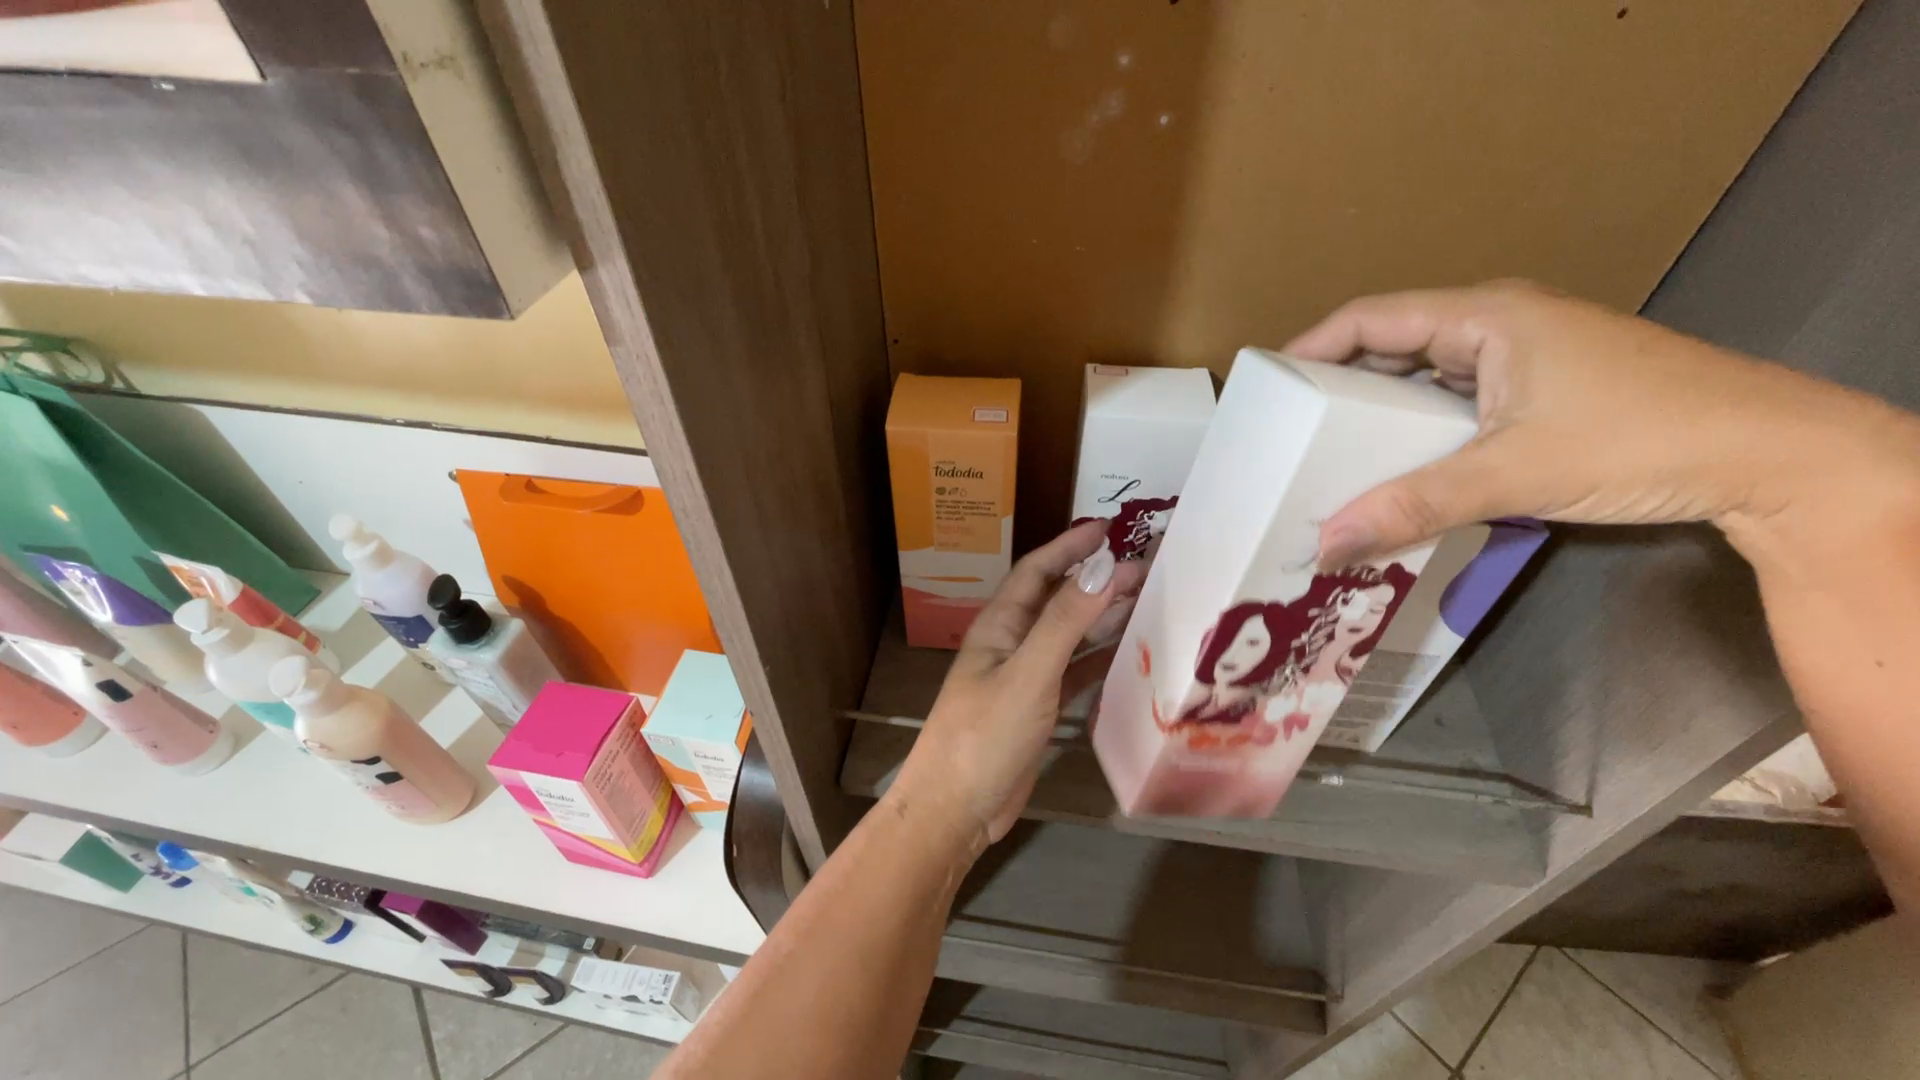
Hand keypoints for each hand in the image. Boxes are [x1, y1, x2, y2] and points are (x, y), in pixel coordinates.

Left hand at [889, 520, 1146, 852]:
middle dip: (1095, 581)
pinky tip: (1129, 656)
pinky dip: (1099, 661)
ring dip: (1101, 618)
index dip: (1069, 548)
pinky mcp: (1036, 710)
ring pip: (1067, 637)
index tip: (1109, 529)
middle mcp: (1011, 645)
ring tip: (1147, 602)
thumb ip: (1063, 623)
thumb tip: (1102, 568)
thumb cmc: (984, 735)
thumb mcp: (1027, 674)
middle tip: (1145, 567)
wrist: (957, 809)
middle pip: (1056, 601)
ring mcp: (1023, 679)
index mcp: (999, 626)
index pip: (1036, 572)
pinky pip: (1073, 674)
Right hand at [1284, 280, 1919, 566]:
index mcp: (1485, 316)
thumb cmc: (1643, 439)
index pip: (1369, 318)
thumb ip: (1413, 505)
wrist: (1778, 457)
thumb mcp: (1514, 473)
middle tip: (1287, 433)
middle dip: (1335, 385)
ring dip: (1377, 411)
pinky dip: (1418, 429)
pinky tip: (1398, 467)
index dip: (1309, 348)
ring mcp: (1523, 357)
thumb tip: (1323, 545)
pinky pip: (1455, 401)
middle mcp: (1498, 325)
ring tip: (1327, 455)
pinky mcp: (1542, 390)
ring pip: (1424, 375)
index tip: (1265, 390)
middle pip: (1391, 344)